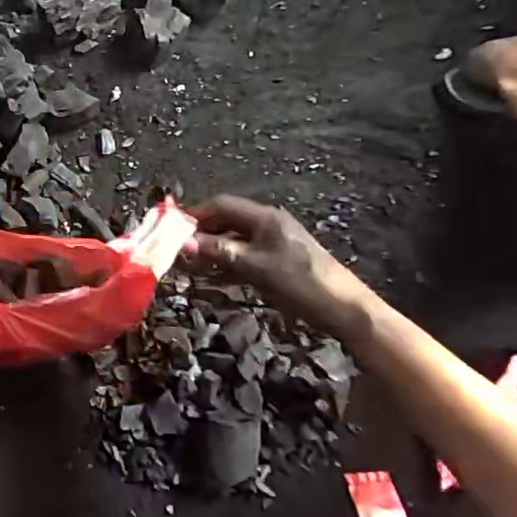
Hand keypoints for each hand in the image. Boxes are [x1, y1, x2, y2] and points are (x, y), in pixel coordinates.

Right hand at [185, 195, 376, 334]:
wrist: (345, 311)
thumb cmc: (300, 282)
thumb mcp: (255, 266)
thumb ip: (217, 251)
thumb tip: (181, 242)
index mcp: (264, 218)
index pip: (221, 205)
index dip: (195, 214)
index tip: (171, 228)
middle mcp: (266, 225)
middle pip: (224, 221)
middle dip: (200, 233)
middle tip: (176, 249)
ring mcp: (271, 243)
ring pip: (231, 239)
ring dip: (210, 250)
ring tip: (188, 265)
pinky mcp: (274, 261)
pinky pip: (241, 255)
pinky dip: (224, 263)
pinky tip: (210, 276)